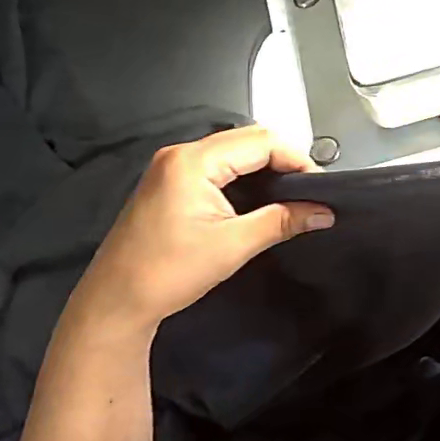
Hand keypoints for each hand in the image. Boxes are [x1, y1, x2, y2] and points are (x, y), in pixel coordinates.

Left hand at [70, 126, 333, 331]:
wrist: (116, 300)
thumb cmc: (166, 272)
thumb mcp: (233, 245)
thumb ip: (282, 221)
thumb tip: (323, 213)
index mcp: (193, 161)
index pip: (260, 142)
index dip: (295, 159)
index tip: (319, 185)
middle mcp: (180, 154)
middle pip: (247, 139)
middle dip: (282, 160)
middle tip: (308, 190)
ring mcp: (172, 166)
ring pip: (233, 151)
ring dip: (263, 167)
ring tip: (290, 194)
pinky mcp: (170, 181)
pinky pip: (217, 165)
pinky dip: (243, 175)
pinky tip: (259, 197)